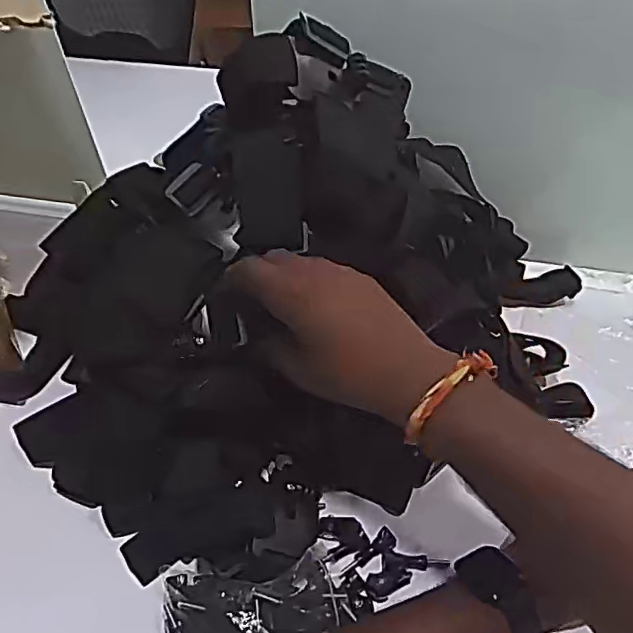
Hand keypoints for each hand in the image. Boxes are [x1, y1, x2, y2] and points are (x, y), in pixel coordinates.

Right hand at [226, 252, 455, 426]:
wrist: (408, 372)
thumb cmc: (352, 373)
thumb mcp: (297, 369)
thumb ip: (268, 347)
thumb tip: (257, 338)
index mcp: (292, 291)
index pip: (246, 269)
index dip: (229, 281)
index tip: (224, 296)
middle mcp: (314, 272)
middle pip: (270, 258)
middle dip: (254, 275)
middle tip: (248, 302)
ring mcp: (340, 271)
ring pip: (298, 261)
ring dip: (282, 277)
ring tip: (280, 306)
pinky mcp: (359, 278)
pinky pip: (323, 269)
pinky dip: (308, 281)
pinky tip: (312, 307)